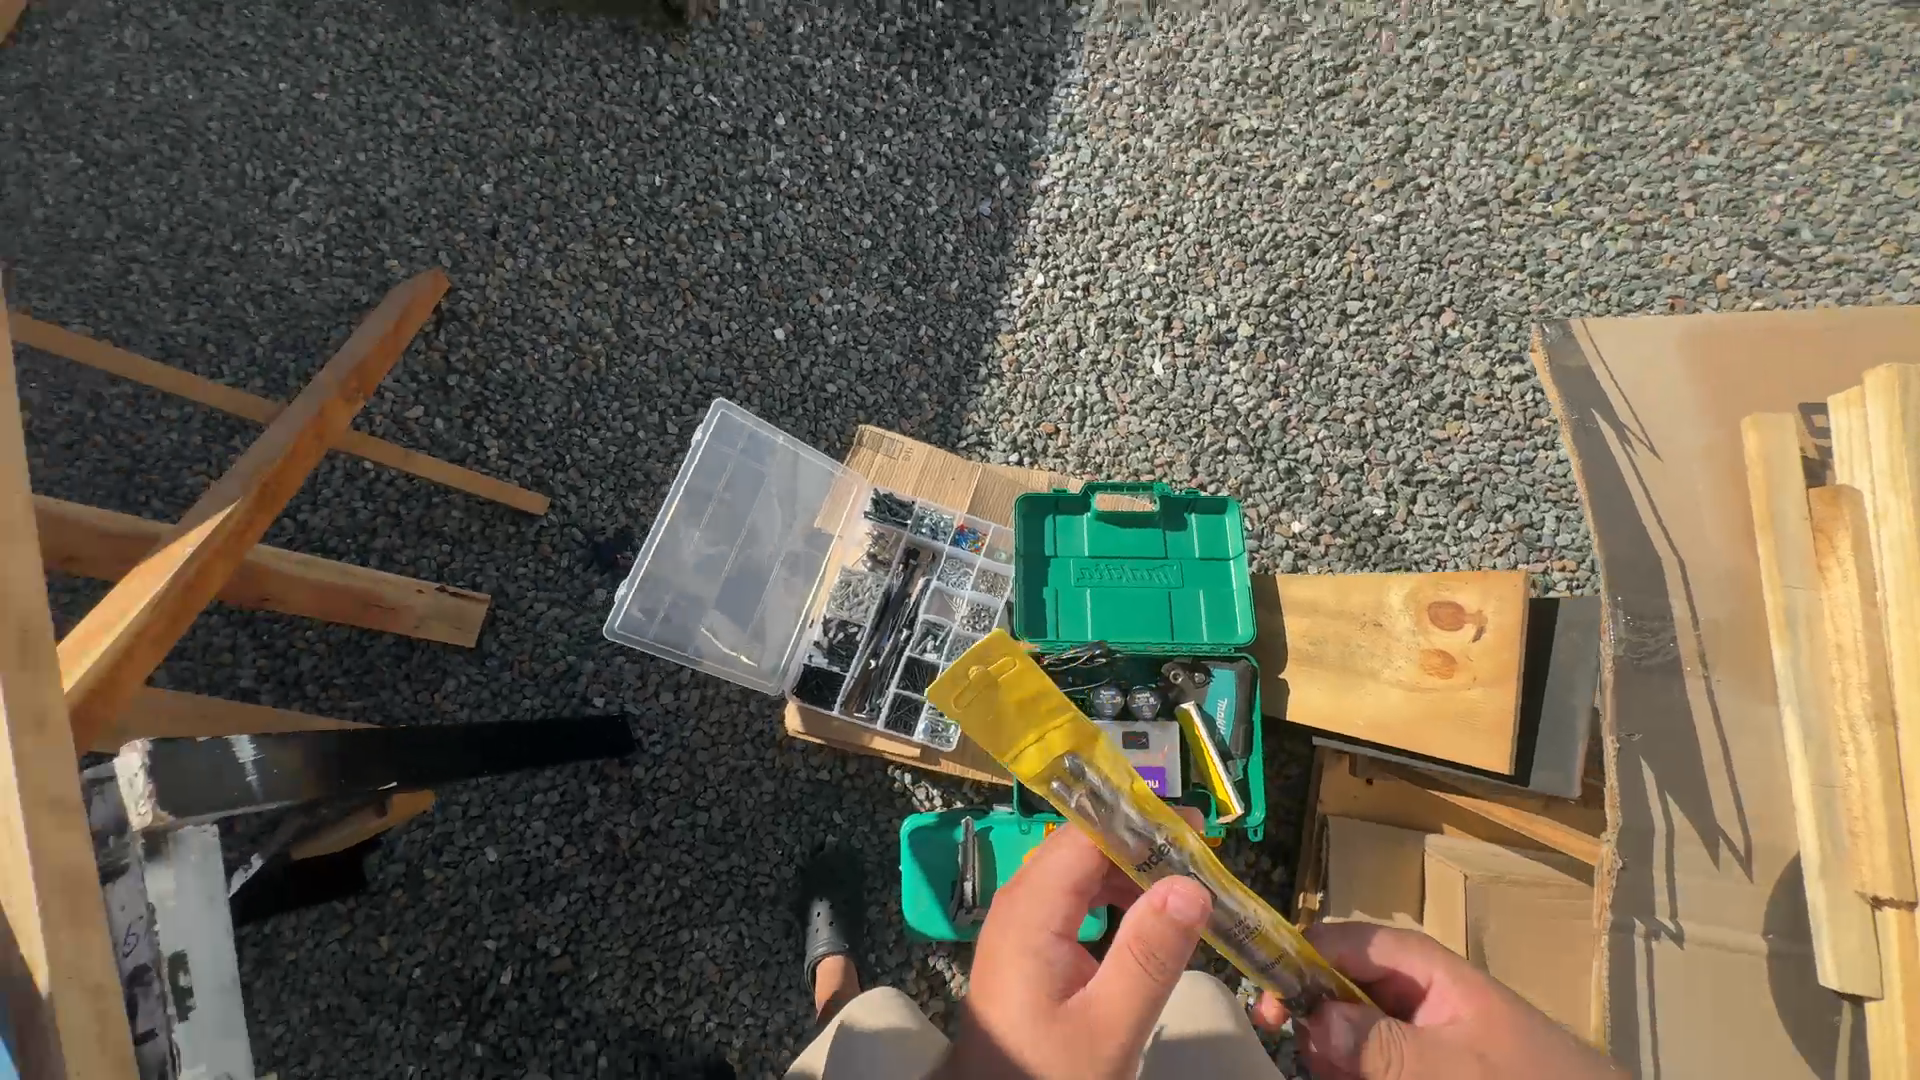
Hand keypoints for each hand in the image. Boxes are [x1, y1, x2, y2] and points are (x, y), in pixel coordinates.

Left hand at [933, 825, 1214, 1079]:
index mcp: (1032, 906)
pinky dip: (1113, 895)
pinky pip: (1074, 896)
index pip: (1087, 835)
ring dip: (1130, 870)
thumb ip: (1149, 956)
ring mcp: (1022, 916)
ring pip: (1080, 868)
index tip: (1196, 830)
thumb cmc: (1048, 1074)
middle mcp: (1021, 896)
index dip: (1140, 824)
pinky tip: (1146, 915)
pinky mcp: (1029, 938)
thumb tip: (1192, 885)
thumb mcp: (1110, 1027)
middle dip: (1142, 844)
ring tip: (1184, 884)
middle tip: (1202, 860)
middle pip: (1084, 846)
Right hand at [1268, 921, 1623, 1079]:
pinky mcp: (1414, 1062)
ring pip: (1341, 1035)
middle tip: (1334, 1076)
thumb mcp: (1459, 1071)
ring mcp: (1407, 1028)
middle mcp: (1401, 987)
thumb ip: (1384, 1047)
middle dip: (1319, 1034)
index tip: (1268, 1011)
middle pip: (1326, 992)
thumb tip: (1313, 1018)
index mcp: (1411, 963)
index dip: (1292, 965)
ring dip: (1339, 1067)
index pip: (1331, 941)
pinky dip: (1356, 1078)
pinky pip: (1365, 1063)